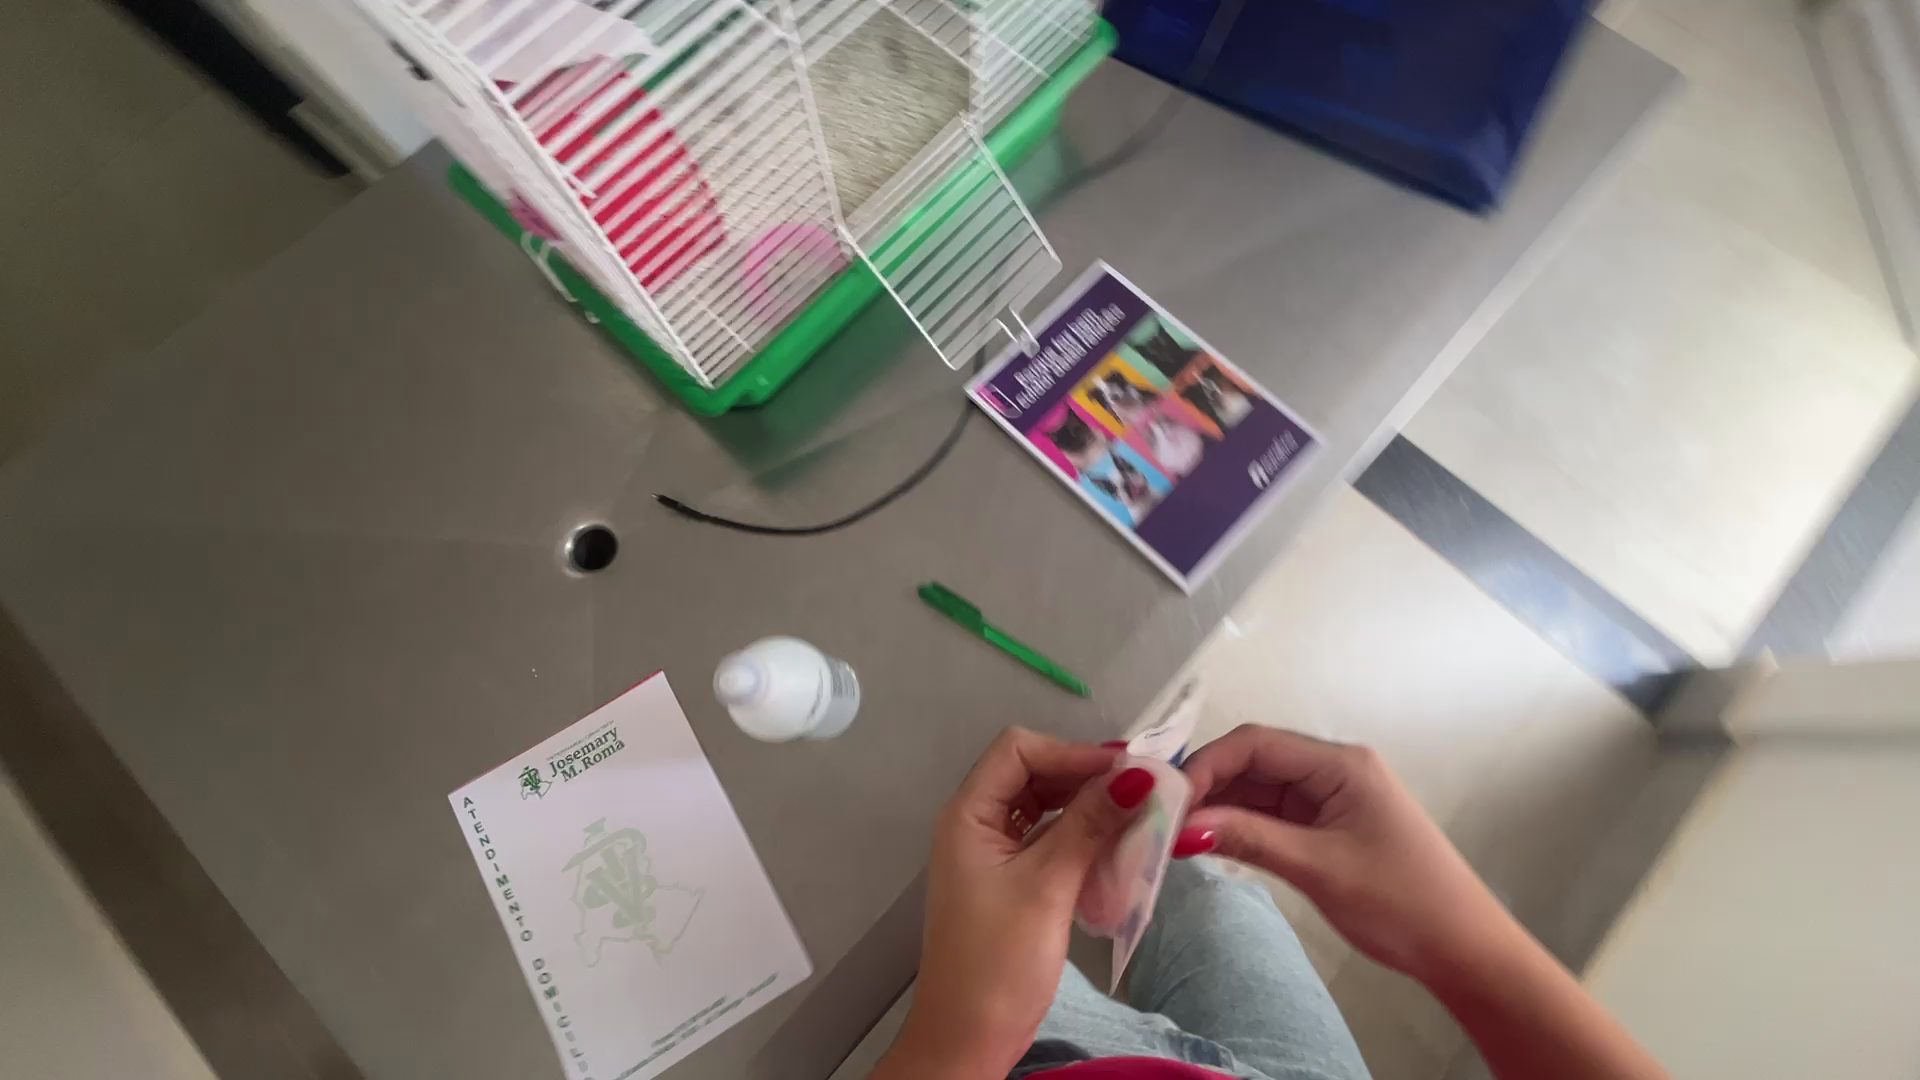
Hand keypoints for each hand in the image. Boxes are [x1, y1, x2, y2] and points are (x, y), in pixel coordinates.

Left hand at [884, 729, 1151, 1079]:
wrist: (967, 1041)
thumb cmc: (999, 962)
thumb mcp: (1047, 887)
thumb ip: (1089, 826)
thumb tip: (1134, 776)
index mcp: (968, 813)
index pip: (1017, 751)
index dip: (1070, 751)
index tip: (1123, 767)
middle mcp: (975, 820)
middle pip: (1031, 772)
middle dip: (1082, 775)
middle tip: (1139, 785)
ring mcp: (991, 849)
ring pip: (1041, 803)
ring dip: (1084, 803)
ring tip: (1134, 808)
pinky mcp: (1008, 875)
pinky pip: (1045, 834)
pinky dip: (1078, 832)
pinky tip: (1113, 840)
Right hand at [1176, 724, 1509, 984]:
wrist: (1469, 955)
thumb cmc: (1403, 903)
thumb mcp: (1320, 868)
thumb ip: (1249, 838)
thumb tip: (1181, 828)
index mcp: (1339, 763)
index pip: (1256, 744)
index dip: (1208, 764)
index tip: (1171, 797)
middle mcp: (1329, 768)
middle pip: (1252, 761)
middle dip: (1207, 784)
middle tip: (1164, 814)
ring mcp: (1325, 796)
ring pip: (1255, 787)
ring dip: (1218, 806)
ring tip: (1175, 829)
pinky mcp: (1321, 823)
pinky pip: (1267, 812)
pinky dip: (1237, 824)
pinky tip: (1207, 838)